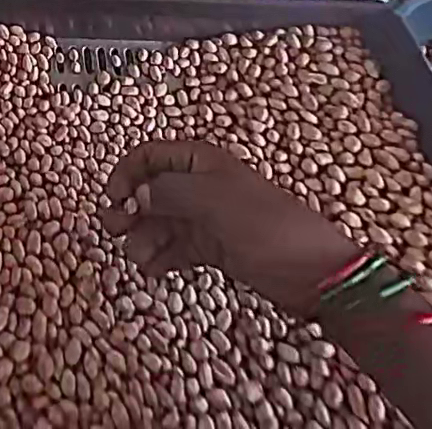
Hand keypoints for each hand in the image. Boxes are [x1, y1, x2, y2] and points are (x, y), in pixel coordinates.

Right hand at [98, 139, 358, 316]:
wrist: (318, 274)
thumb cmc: (264, 224)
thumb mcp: (213, 201)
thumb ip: (168, 193)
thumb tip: (135, 195)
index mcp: (198, 162)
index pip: (148, 157)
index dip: (126, 173)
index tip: (112, 197)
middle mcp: (197, 185)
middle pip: (149, 190)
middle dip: (129, 208)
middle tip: (113, 229)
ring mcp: (204, 217)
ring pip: (159, 221)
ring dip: (143, 236)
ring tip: (137, 257)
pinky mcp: (212, 246)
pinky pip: (175, 246)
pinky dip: (161, 256)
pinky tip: (153, 269)